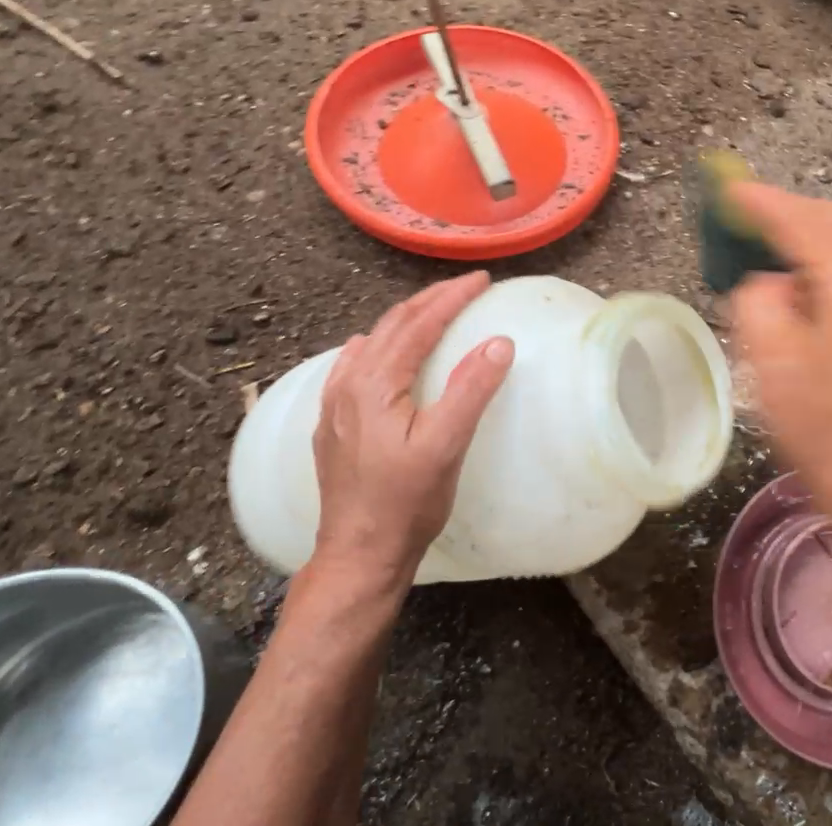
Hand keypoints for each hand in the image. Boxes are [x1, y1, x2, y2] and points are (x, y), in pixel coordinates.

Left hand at [310, 272, 514, 592]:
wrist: (359, 552)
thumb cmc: (407, 501)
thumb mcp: (446, 445)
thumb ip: (470, 389)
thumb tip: (498, 341)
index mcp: (375, 384)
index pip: (418, 325)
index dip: (452, 298)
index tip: (483, 280)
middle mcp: (348, 385)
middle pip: (392, 326)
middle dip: (430, 301)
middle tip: (467, 288)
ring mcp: (335, 405)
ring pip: (372, 344)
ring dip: (406, 321)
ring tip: (435, 312)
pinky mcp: (333, 424)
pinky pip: (355, 366)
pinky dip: (379, 346)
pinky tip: (377, 352)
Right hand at [727, 183, 831, 549]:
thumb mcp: (774, 372)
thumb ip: (760, 304)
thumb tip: (776, 284)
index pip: (802, 222)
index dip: (761, 204)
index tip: (731, 190)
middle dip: (796, 215)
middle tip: (753, 217)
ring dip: (826, 237)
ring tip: (785, 247)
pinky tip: (830, 281)